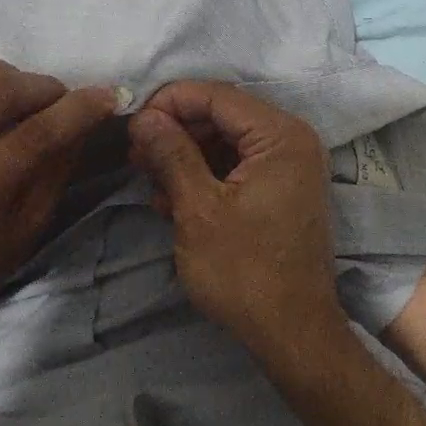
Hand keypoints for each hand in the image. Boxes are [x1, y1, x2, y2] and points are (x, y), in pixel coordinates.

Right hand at [127, 81, 345, 352]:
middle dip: (176, 132)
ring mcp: (292, 168)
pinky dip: (206, 177)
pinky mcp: (284, 192)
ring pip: (227, 142)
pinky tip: (172, 202)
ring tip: (151, 184)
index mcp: (280, 136)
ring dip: (186, 157)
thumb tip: (144, 116)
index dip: (169, 103)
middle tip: (136, 158)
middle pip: (222, 116)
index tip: (131, 126)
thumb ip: (172, 154)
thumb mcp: (198, 209)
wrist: (291, 331)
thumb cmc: (244, 271)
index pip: (216, 95)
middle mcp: (293, 141)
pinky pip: (239, 167)